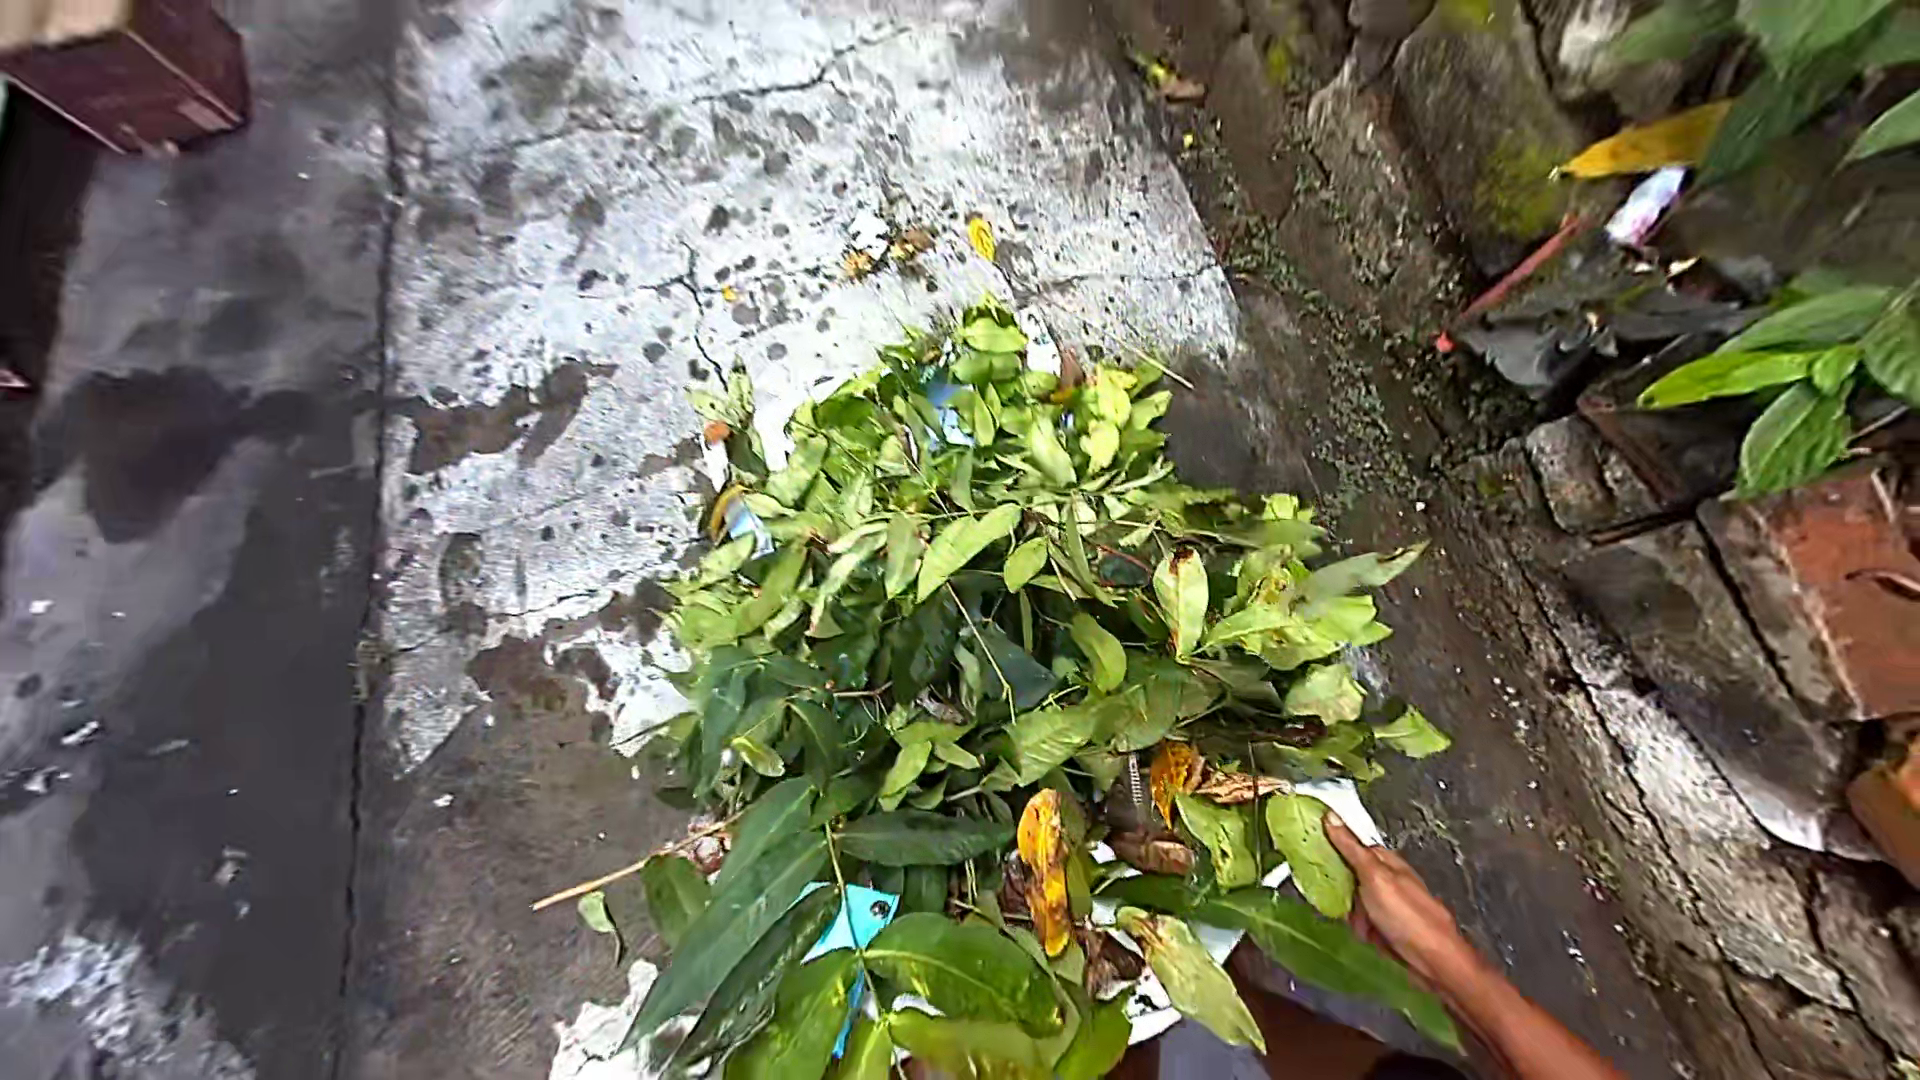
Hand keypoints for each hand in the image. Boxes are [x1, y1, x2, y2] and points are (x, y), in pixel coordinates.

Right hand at [1322, 809, 1481, 989]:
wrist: (1439, 967)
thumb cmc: (1409, 918)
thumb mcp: (1374, 876)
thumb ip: (1350, 847)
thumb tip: (1330, 816)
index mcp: (1386, 861)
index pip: (1351, 843)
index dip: (1332, 846)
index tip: (1313, 850)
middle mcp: (1388, 879)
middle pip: (1349, 872)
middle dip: (1340, 886)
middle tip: (1338, 895)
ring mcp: (1389, 904)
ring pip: (1353, 898)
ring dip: (1350, 911)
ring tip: (1357, 922)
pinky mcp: (1389, 927)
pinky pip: (1362, 920)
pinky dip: (1360, 927)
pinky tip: (1366, 935)